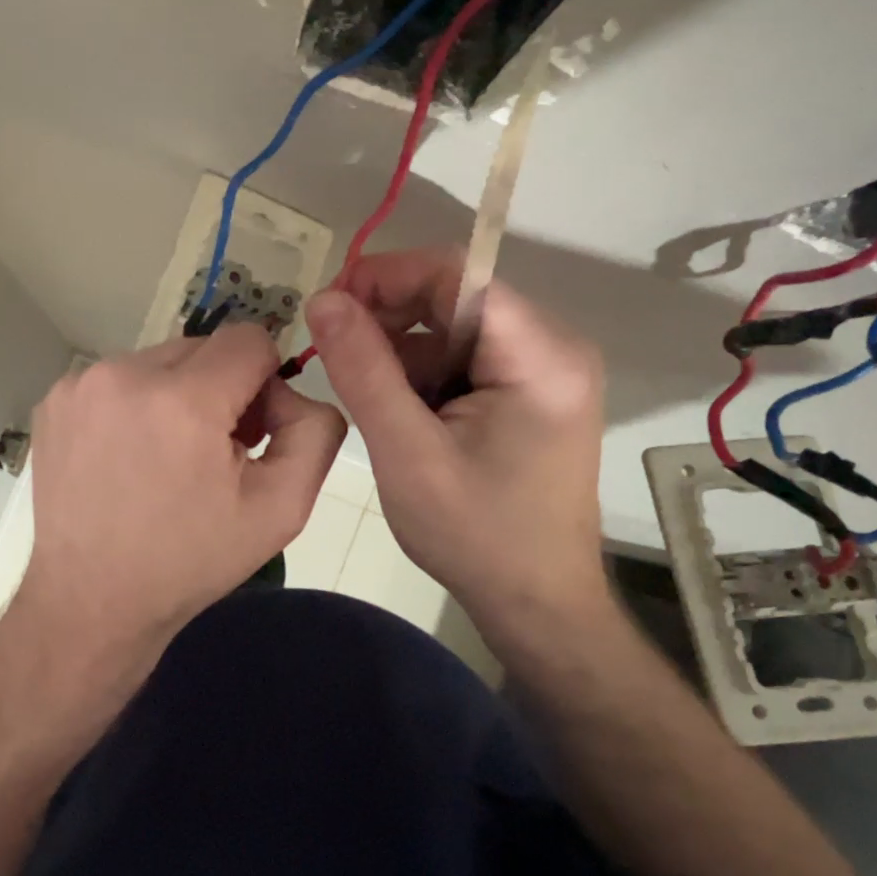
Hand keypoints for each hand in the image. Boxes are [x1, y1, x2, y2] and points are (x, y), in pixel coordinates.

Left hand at [17, 323, 345, 659]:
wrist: (93, 599)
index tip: (249, 435)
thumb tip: (293, 392)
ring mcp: (80, 386)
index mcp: (183, 400)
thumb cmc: (189, 561)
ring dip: (174, 396)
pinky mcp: (54, 401)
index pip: (249, 340)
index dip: (265, 384)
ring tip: (165, 461)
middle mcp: (124, 375)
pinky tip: (126, 460)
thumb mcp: (281, 509)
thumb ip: (314, 431)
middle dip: (219, 390)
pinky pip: (116, 381)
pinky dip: (132, 407)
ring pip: (158, 363)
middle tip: (210, 455)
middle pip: (202, 349)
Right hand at [305, 250, 604, 607]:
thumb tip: (322, 298)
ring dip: (400, 351)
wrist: (536, 601)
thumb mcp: (406, 451)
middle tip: (331, 351)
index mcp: (540, 355)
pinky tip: (397, 414)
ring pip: (453, 328)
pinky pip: (463, 359)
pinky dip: (421, 375)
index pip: (457, 274)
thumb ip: (363, 370)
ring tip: (364, 397)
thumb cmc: (475, 533)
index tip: (326, 305)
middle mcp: (554, 348)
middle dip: (387, 317)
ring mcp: (545, 370)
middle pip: (456, 297)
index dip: (385, 275)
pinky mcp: (531, 393)